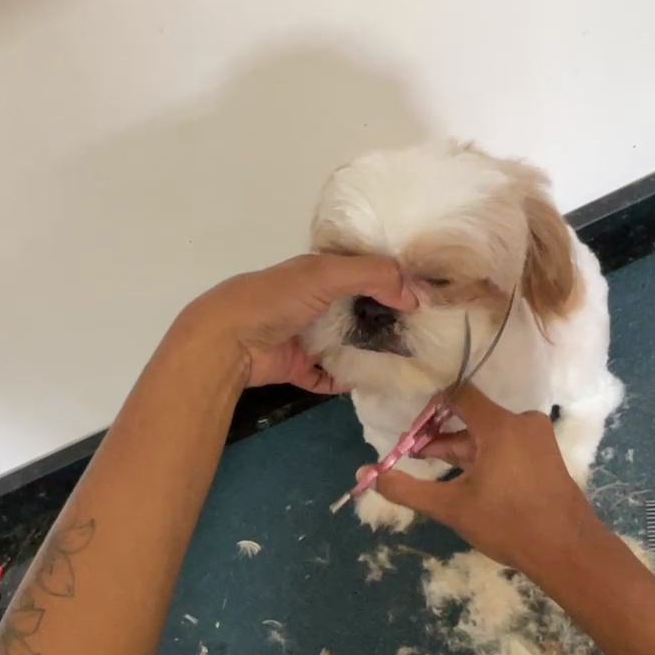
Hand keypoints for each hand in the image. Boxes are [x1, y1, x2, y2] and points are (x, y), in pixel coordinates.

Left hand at [176, 254, 416, 391]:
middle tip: (423, 334)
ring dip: (371, 352)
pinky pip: (329, 376)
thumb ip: (373, 275)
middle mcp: (315, 303)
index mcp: (319, 273)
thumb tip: (414, 295)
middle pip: (359, 311)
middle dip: (386, 321)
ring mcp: (306, 336)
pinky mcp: (298, 367)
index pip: (364, 273)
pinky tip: (372, 382)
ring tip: (406, 360)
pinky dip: (346, 379)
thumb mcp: (327, 274)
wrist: (228, 340)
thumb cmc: (276, 298)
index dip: (393, 282)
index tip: (426, 297)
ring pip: (347, 345)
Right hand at [373, 384, 605, 569]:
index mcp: (500, 425)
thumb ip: (405, 489)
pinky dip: (483, 458)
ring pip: (488, 435)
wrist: (569, 552)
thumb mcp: (451, 507)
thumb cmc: (508, 525)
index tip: (411, 435)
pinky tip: (468, 482)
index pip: (458, 394)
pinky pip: (506, 446)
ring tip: (434, 473)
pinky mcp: (545, 456)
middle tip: (413, 458)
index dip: (430, 409)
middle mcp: (521, 423)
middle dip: (440, 437)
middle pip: (471, 417)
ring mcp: (537, 439)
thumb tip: (364, 474)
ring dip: (460, 451)